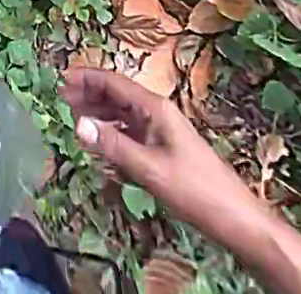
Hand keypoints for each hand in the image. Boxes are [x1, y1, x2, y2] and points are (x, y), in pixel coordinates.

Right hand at [65, 68, 300, 293]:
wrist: (240, 222)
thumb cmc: (197, 191)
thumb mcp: (150, 169)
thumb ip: (113, 146)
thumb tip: (77, 124)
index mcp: (154, 108)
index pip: (113, 82)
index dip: (86, 78)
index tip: (60, 80)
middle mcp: (157, 114)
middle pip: (116, 95)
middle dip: (88, 95)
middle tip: (61, 101)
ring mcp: (161, 132)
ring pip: (122, 115)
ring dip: (98, 115)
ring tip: (75, 122)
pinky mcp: (164, 150)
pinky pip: (131, 134)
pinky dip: (112, 135)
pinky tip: (101, 147)